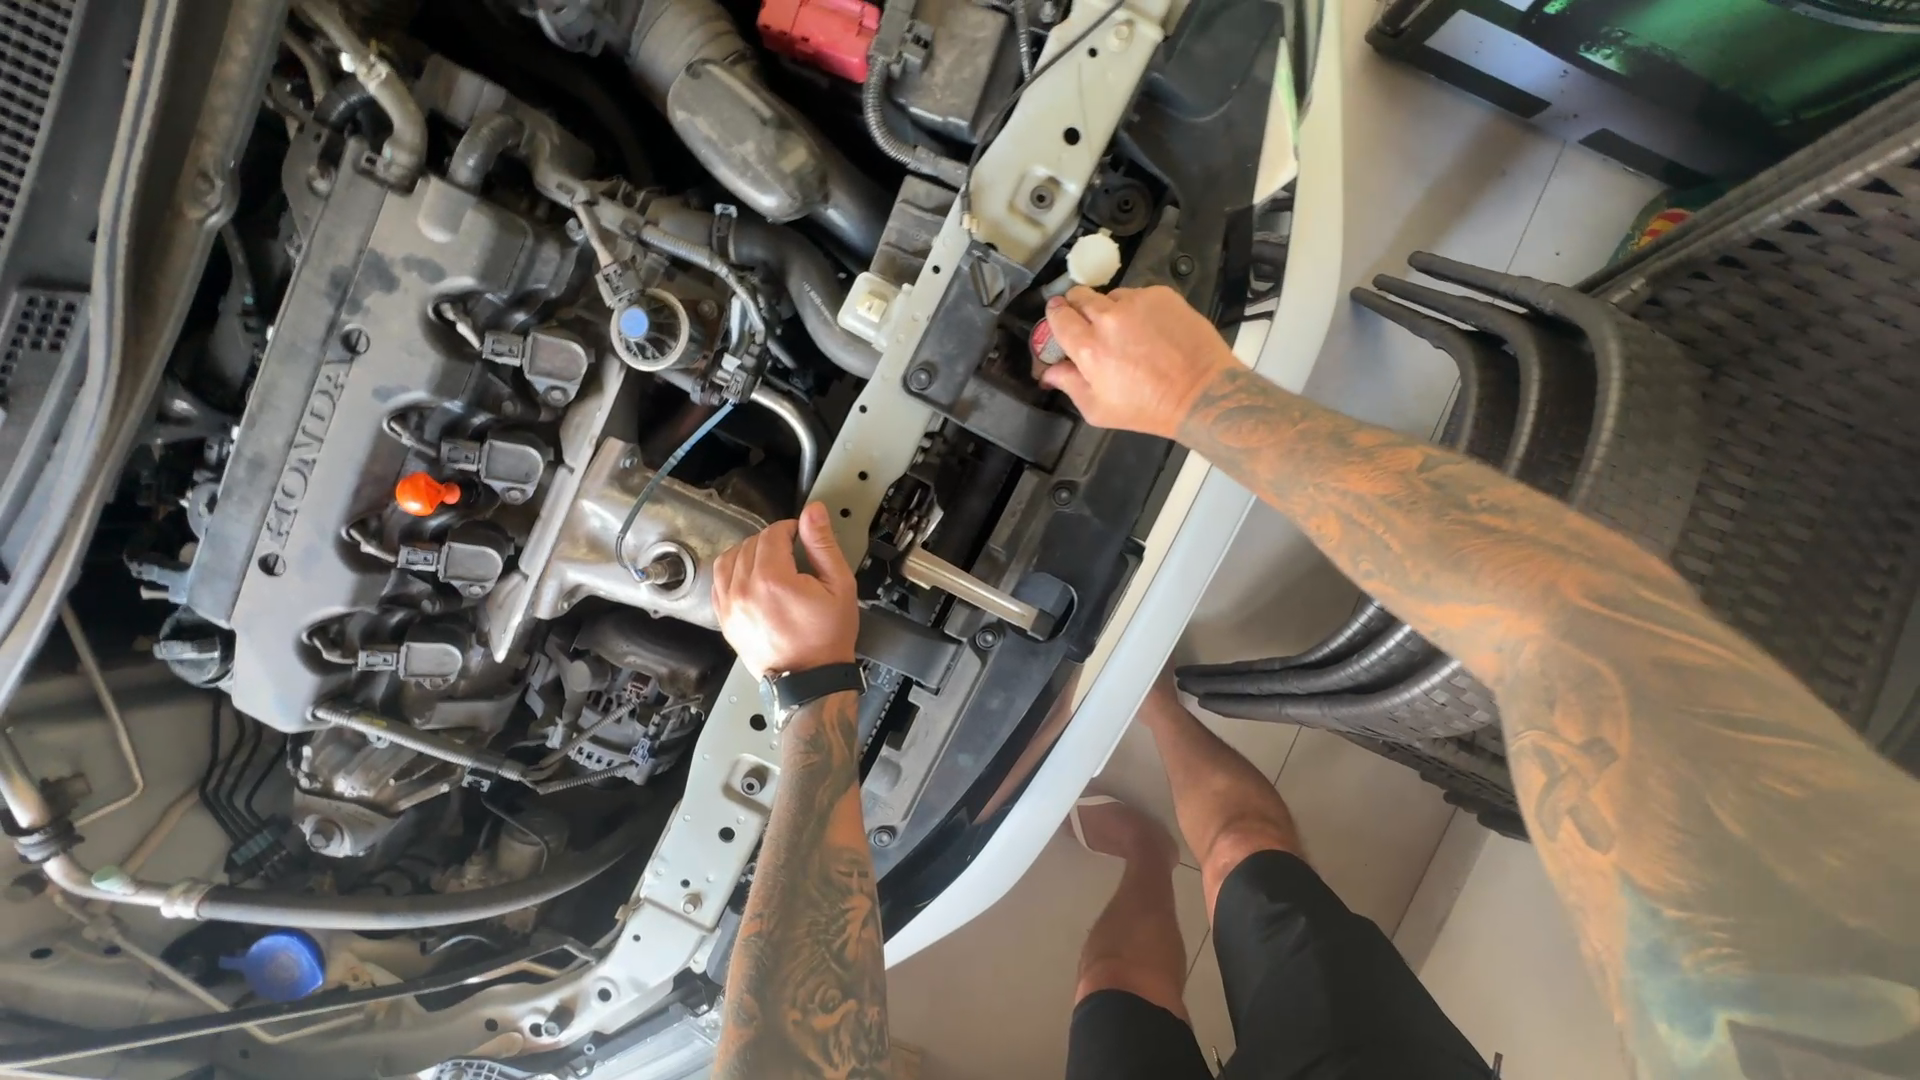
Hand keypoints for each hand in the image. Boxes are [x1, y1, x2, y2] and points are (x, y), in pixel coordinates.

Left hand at [712, 501, 859, 677]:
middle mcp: (744, 590)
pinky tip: (752, 577)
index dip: (790, 529)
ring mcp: (730, 606)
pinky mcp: (725, 619)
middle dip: (773, 542)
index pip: (773, 533)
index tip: (801, 536)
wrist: (810, 679)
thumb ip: (823, 544)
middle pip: (751, 543)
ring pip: (730, 557)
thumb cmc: (827, 638)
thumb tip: (813, 513)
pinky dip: (734, 571)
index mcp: (773, 580)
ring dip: (750, 553)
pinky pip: (719, 581)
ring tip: (771, 563)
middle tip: (793, 554)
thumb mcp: (839, 586)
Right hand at [1039, 285, 1242, 438]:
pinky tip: (1149, 329)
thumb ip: (1068, 385)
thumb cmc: (1146, 408)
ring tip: (1125, 331)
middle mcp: (1108, 317)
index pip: (1058, 315)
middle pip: (1079, 295)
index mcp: (1088, 347)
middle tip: (1088, 324)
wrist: (1200, 392)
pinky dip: (1137, 308)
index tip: (1059, 320)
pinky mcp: (1162, 295)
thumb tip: (1048, 372)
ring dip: (1110, 309)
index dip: (1055, 316)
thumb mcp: (1098, 409)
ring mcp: (1137, 302)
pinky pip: (1139, 295)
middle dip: (1077, 307)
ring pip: (1110, 295)